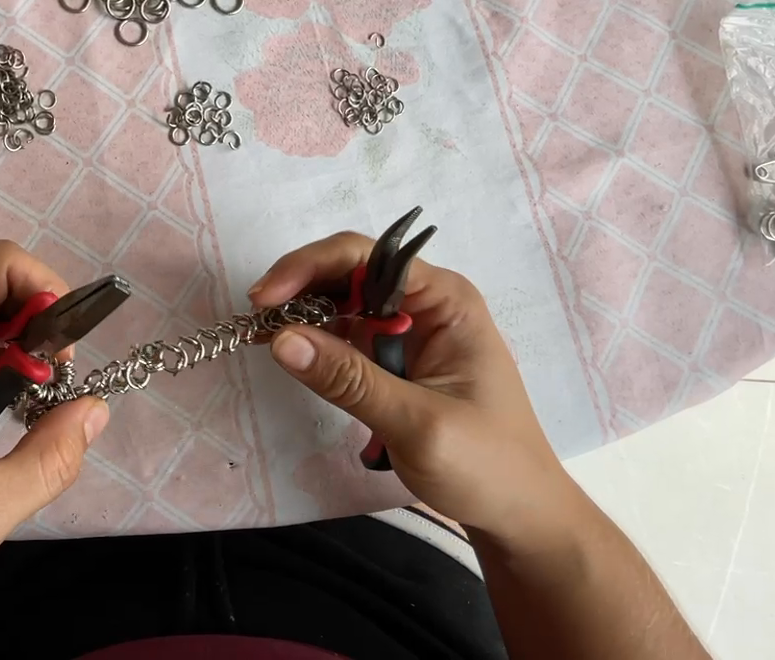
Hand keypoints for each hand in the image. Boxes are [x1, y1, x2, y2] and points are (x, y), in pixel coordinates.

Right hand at [249, 232, 577, 538]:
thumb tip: (280, 339)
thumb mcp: (418, 425)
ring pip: (339, 297)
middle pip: (346, 269)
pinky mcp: (389, 354)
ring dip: (299, 310)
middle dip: (299, 286)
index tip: (267, 298)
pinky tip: (282, 347)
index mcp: (445, 300)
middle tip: (256, 316)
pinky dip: (309, 337)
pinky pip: (341, 330)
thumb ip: (349, 380)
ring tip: (259, 332)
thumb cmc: (488, 467)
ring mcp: (405, 326)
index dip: (310, 266)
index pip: (366, 257)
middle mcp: (424, 301)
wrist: (519, 517)